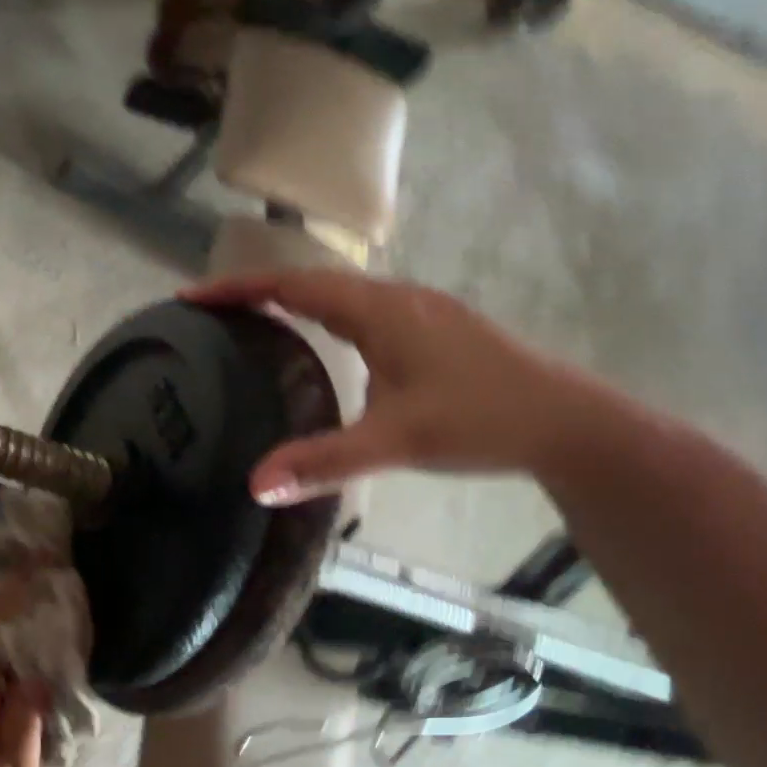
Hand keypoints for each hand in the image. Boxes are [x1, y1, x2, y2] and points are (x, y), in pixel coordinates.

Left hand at [0, 575, 45, 766]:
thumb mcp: (12, 760)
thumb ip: (24, 717)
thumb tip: (37, 677)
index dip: (12, 592)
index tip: (42, 566)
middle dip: (14, 584)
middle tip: (51, 560)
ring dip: (9, 597)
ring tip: (45, 577)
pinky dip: (5, 618)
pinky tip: (30, 613)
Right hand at [183, 269, 587, 505]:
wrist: (577, 427)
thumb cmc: (484, 422)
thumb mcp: (397, 442)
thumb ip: (323, 460)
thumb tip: (253, 486)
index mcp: (381, 311)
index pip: (293, 285)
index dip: (238, 288)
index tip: (189, 297)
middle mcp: (398, 300)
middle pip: (312, 281)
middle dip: (254, 290)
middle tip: (206, 310)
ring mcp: (420, 312)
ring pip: (338, 293)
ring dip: (288, 298)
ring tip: (245, 318)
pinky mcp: (433, 331)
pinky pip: (358, 308)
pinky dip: (318, 313)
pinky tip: (313, 340)